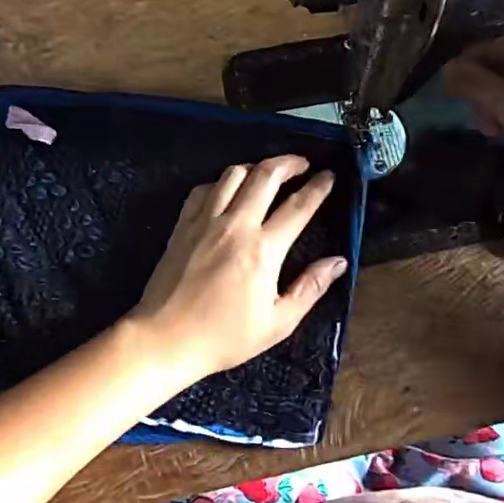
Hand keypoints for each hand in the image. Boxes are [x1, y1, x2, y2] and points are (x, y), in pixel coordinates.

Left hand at [124, 155, 347, 384]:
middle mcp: (235, 226)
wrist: (165, 339)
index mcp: (263, 250)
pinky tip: (228, 192)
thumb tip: (339, 261)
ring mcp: (205, 222)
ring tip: (267, 175)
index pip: (298, 207)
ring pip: (233, 174)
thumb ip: (310, 288)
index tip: (329, 176)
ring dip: (255, 168)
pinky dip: (221, 183)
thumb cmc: (224, 337)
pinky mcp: (182, 226)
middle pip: (265, 176)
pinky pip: (204, 189)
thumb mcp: (278, 323)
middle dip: (289, 163)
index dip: (318, 187)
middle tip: (302, 164)